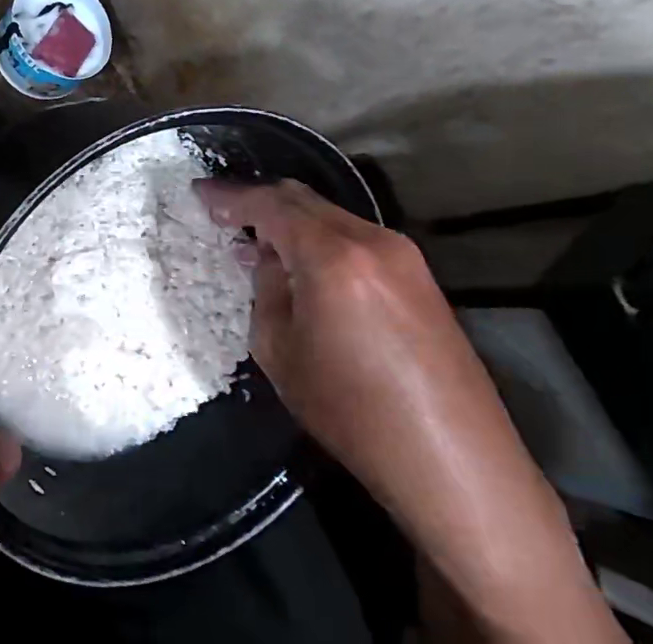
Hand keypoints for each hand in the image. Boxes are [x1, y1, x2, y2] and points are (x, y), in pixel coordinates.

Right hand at [197, 178, 467, 479]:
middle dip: (260, 201)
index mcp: (332, 256)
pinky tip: (305, 266)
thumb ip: (268, 289)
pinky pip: (355, 239)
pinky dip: (321, 240)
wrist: (452, 460)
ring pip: (331, 217)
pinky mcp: (419, 275)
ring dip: (292, 223)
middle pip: (304, 200)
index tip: (200, 193)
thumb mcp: (281, 351)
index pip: (270, 204)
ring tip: (260, 245)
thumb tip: (270, 258)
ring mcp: (403, 254)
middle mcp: (371, 239)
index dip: (230, 195)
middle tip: (224, 213)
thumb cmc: (352, 411)